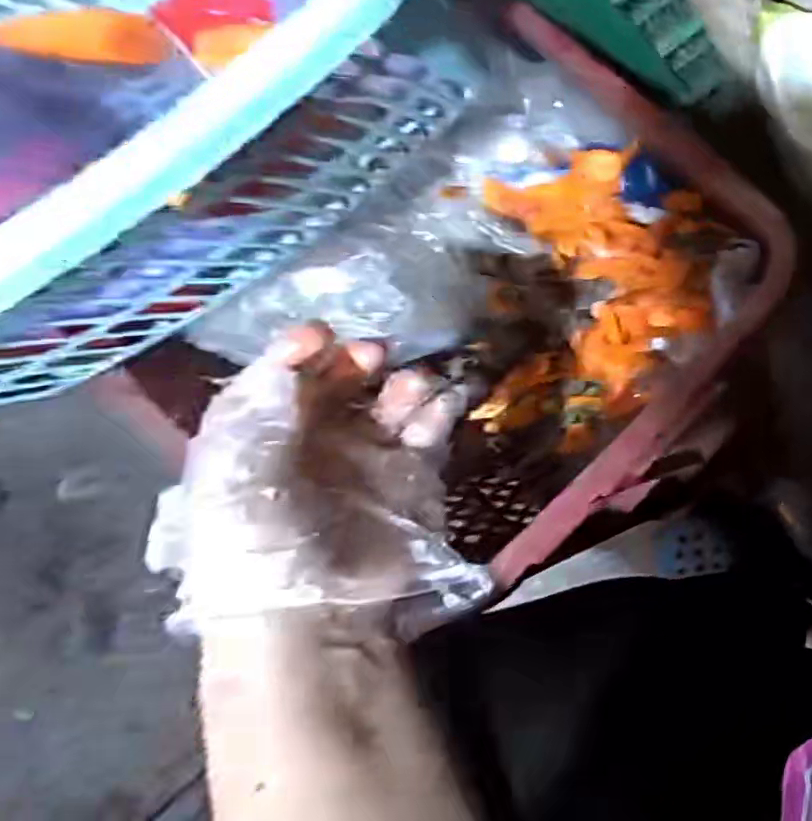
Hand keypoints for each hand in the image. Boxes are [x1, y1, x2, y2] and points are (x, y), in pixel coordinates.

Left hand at [147, 324, 490, 634]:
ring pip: (392, 398)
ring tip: (413, 387)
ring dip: (404, 382)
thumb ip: (263, 414)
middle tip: (377, 353)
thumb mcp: (237, 481)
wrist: (322, 609)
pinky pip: (435, 422)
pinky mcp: (419, 468)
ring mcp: (372, 454)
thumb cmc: (262, 547)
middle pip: (340, 385)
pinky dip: (443, 405)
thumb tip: (300, 351)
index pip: (276, 384)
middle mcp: (315, 442)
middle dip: (358, 361)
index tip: (321, 332)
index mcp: (259, 444)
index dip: (294, 353)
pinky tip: (445, 401)